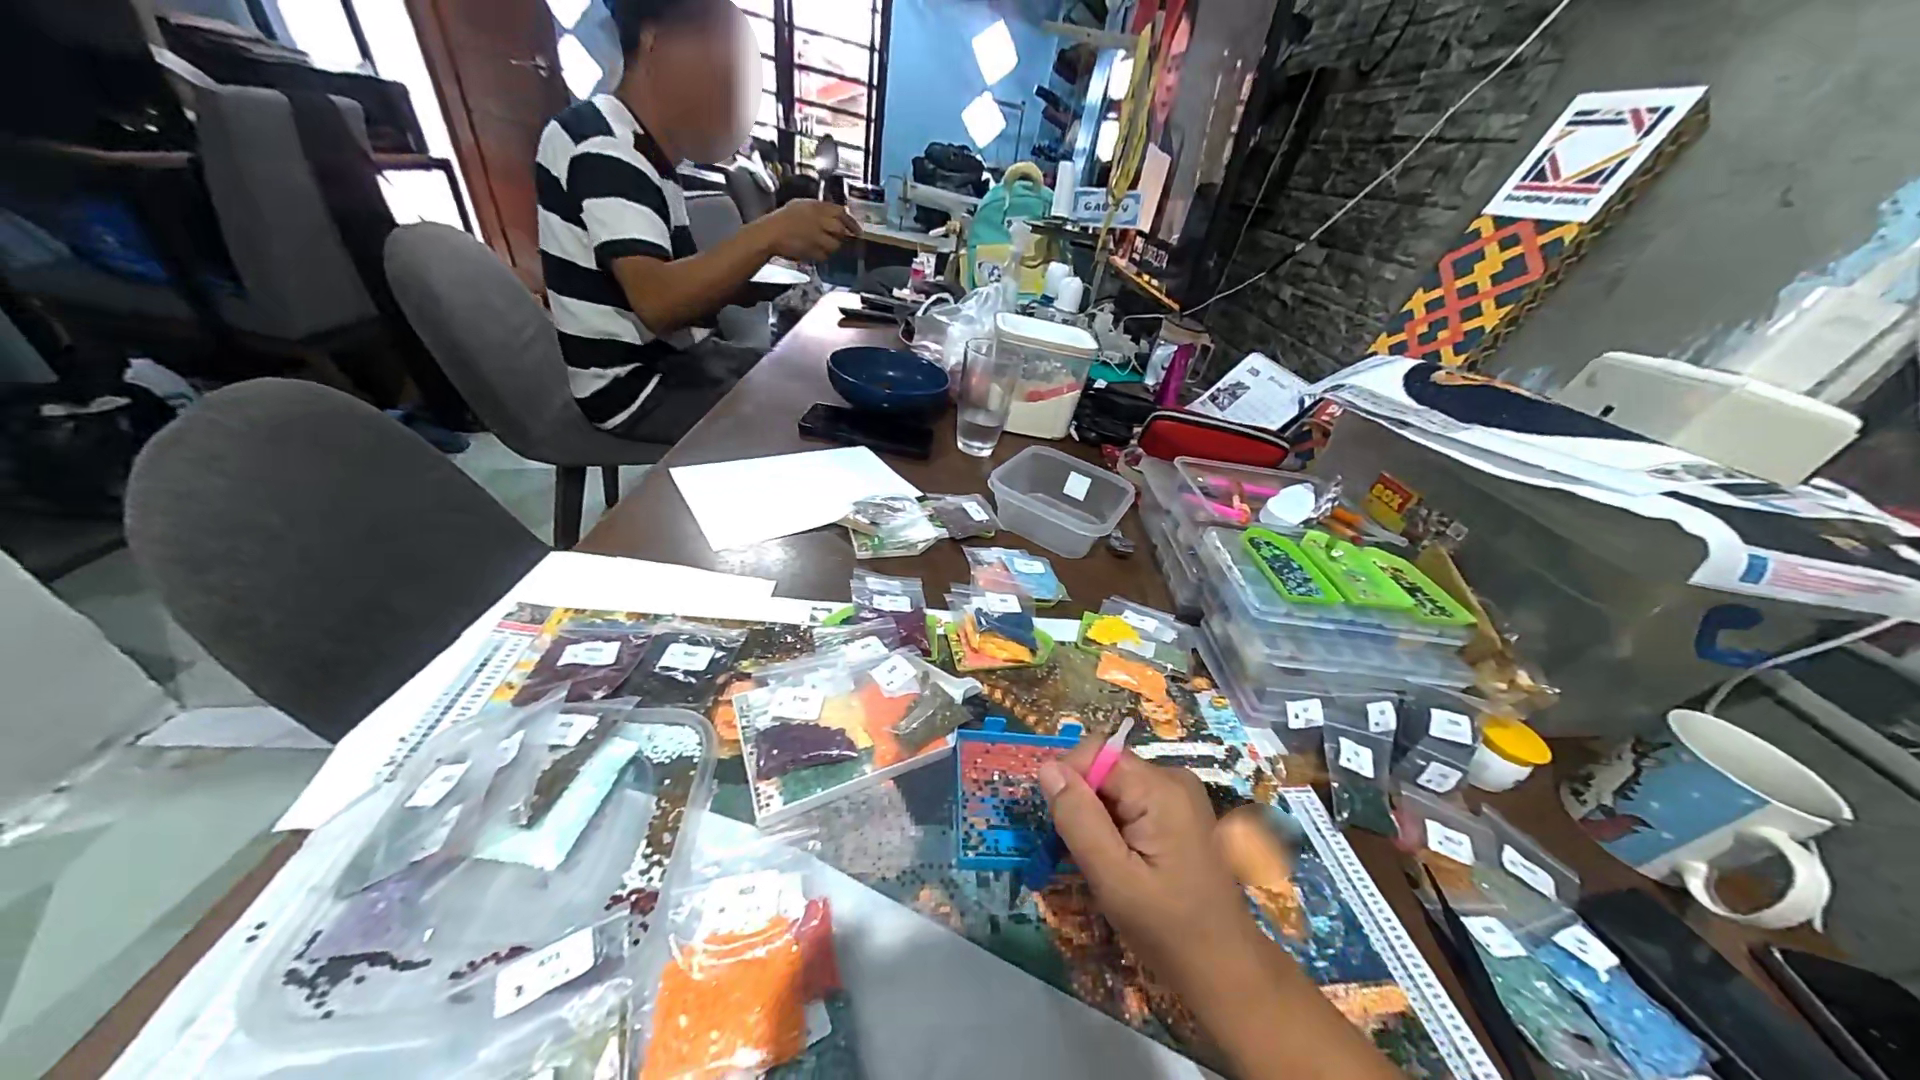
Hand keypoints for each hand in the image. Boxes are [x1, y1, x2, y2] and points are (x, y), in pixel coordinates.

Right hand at [757, 198, 859, 261]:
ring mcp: (817, 236)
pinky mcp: (813, 250)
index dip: (851, 222)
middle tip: (836, 239)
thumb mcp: (800, 205)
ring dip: (831, 247)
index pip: (841, 212)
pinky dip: (822, 255)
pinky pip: (825, 255)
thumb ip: (818, 209)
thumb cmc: (782, 219)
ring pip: (835, 245)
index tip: (857, 230)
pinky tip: (813, 251)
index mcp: (816, 206)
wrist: (770, 233)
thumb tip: (834, 215)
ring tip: (820, 245)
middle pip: (841, 229)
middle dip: (841, 236)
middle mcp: (819, 220)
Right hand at [1038, 743, 1257, 985]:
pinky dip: (1115, 824)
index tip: (1061, 826)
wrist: (1225, 967)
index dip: (1069, 780)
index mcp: (1160, 788)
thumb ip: (1078, 818)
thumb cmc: (1166, 927)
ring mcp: (1180, 795)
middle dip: (1083, 802)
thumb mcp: (1111, 877)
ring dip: (1097, 816)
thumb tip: (1046, 767)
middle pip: (1106, 767)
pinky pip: (1132, 800)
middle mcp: (1173, 778)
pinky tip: (1121, 861)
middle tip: (1081, 852)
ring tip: (1102, 862)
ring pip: (1115, 785)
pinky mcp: (1180, 812)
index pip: (1096, 752)